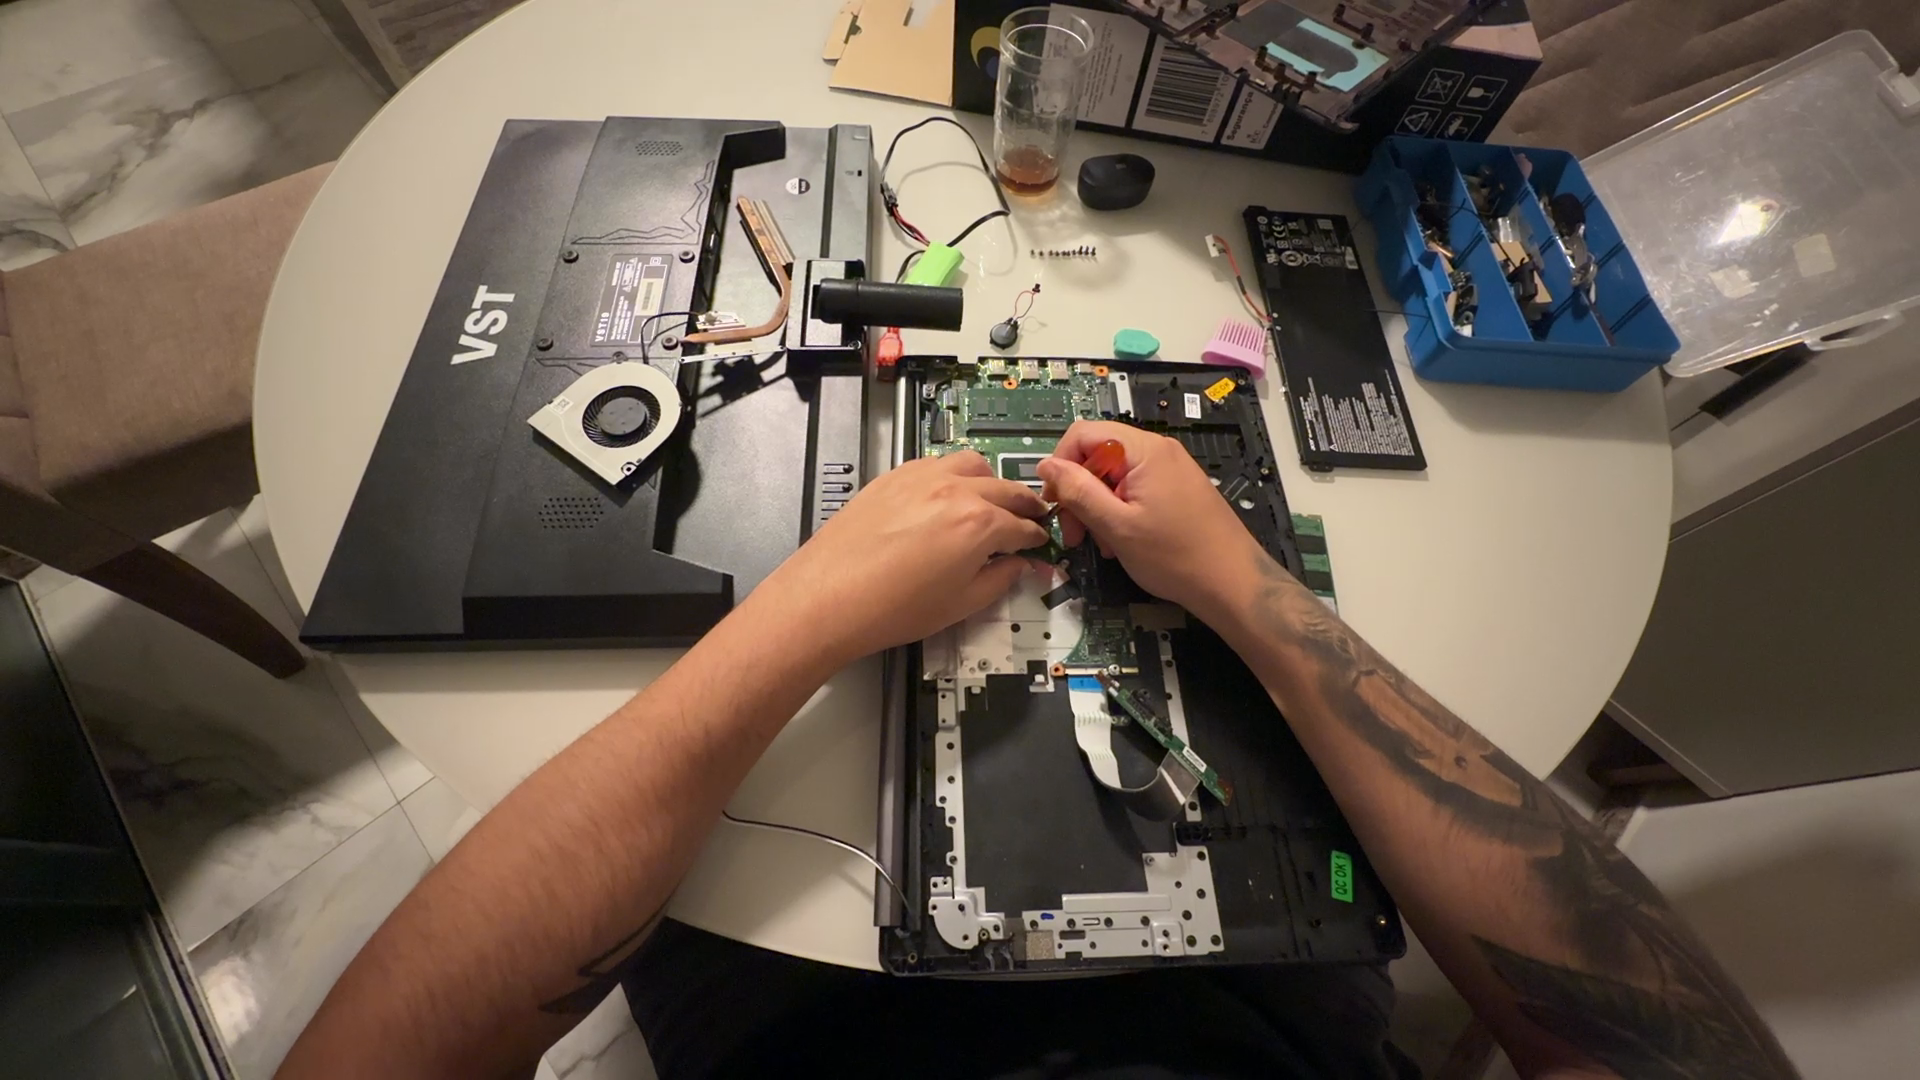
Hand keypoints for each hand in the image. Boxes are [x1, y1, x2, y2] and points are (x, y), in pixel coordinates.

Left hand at [750, 451, 1048, 664]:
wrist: (828, 598)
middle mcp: (955, 491)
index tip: (1039, 544)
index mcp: (979, 524)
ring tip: (992, 498)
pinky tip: (948, 492)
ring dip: (990, 480)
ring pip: (972, 464)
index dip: (1036, 538)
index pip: (1022, 526)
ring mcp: (921, 478)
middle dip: (1024, 505)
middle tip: (1031, 518)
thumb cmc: (891, 608)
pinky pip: (935, 463)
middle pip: (1005, 489)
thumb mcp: (960, 604)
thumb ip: (999, 580)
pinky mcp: (893, 477)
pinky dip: (953, 474)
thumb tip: (1017, 566)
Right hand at [1036, 421, 1268, 620]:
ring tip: (1100, 544)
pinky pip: (1133, 490)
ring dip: (1096, 508)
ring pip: (1112, 477)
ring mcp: (1169, 470)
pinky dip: (1118, 512)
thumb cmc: (1174, 557)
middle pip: (1098, 455)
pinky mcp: (1175, 489)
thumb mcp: (1117, 526)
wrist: (1233, 584)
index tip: (1053, 502)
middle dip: (1078, 493)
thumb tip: (1046, 465)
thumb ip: (1078, 492)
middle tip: (1074, 535)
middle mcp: (1157, 451)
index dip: (1060, 464)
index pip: (1083, 434)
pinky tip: (1119, 542)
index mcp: (1144, 451)